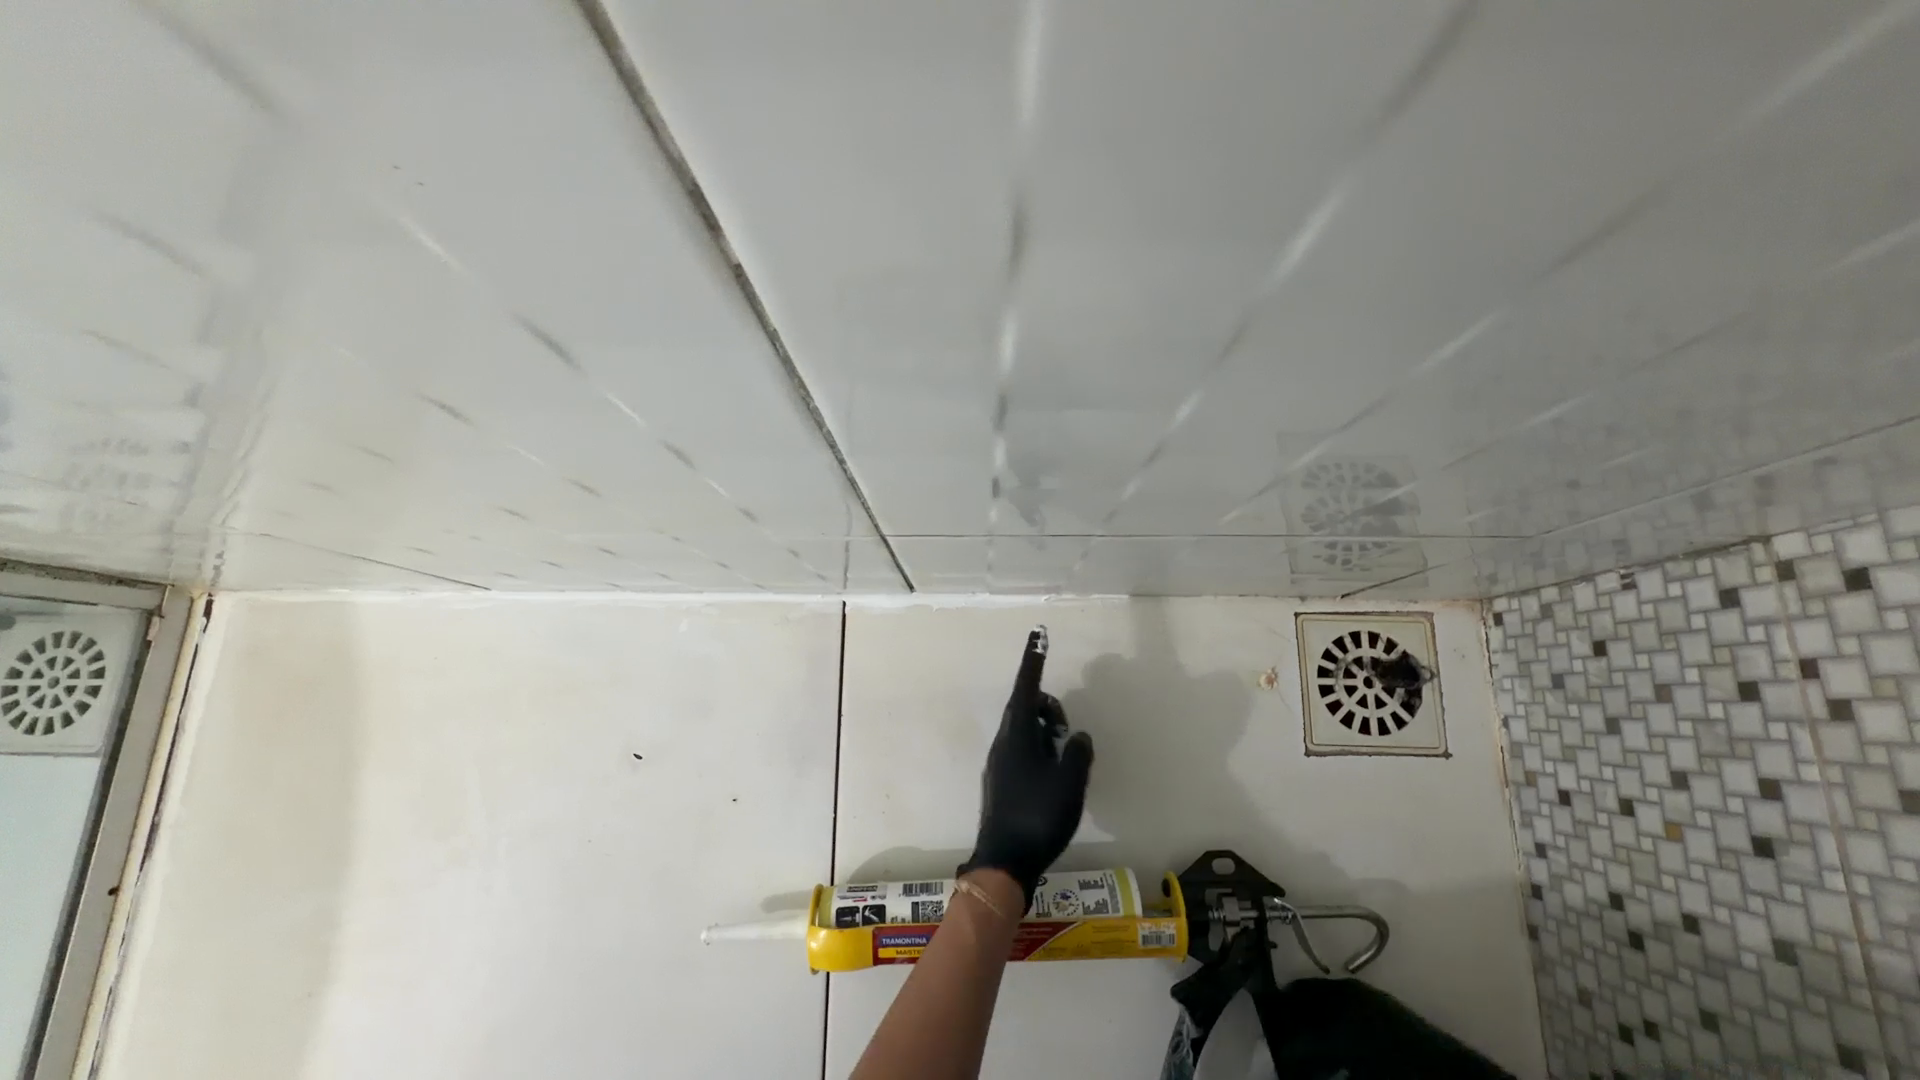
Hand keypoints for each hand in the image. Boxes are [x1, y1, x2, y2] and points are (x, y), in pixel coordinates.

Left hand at [957, 627, 1093, 906]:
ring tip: (1065, 761)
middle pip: (1026, 708)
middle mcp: (1003, 742)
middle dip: (1049, 709)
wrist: (1004, 860)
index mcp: (1017, 735)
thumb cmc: (1039, 816)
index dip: (1034, 661)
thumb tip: (1077, 737)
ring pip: (1025, 732)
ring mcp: (999, 763)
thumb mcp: (1070, 782)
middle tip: (1066, 731)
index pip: (1027, 688)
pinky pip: (1022, 752)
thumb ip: (1078, 752)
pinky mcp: (1000, 781)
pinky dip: (1040, 752)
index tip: (1037, 636)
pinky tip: (1054, 777)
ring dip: (1046, 734)